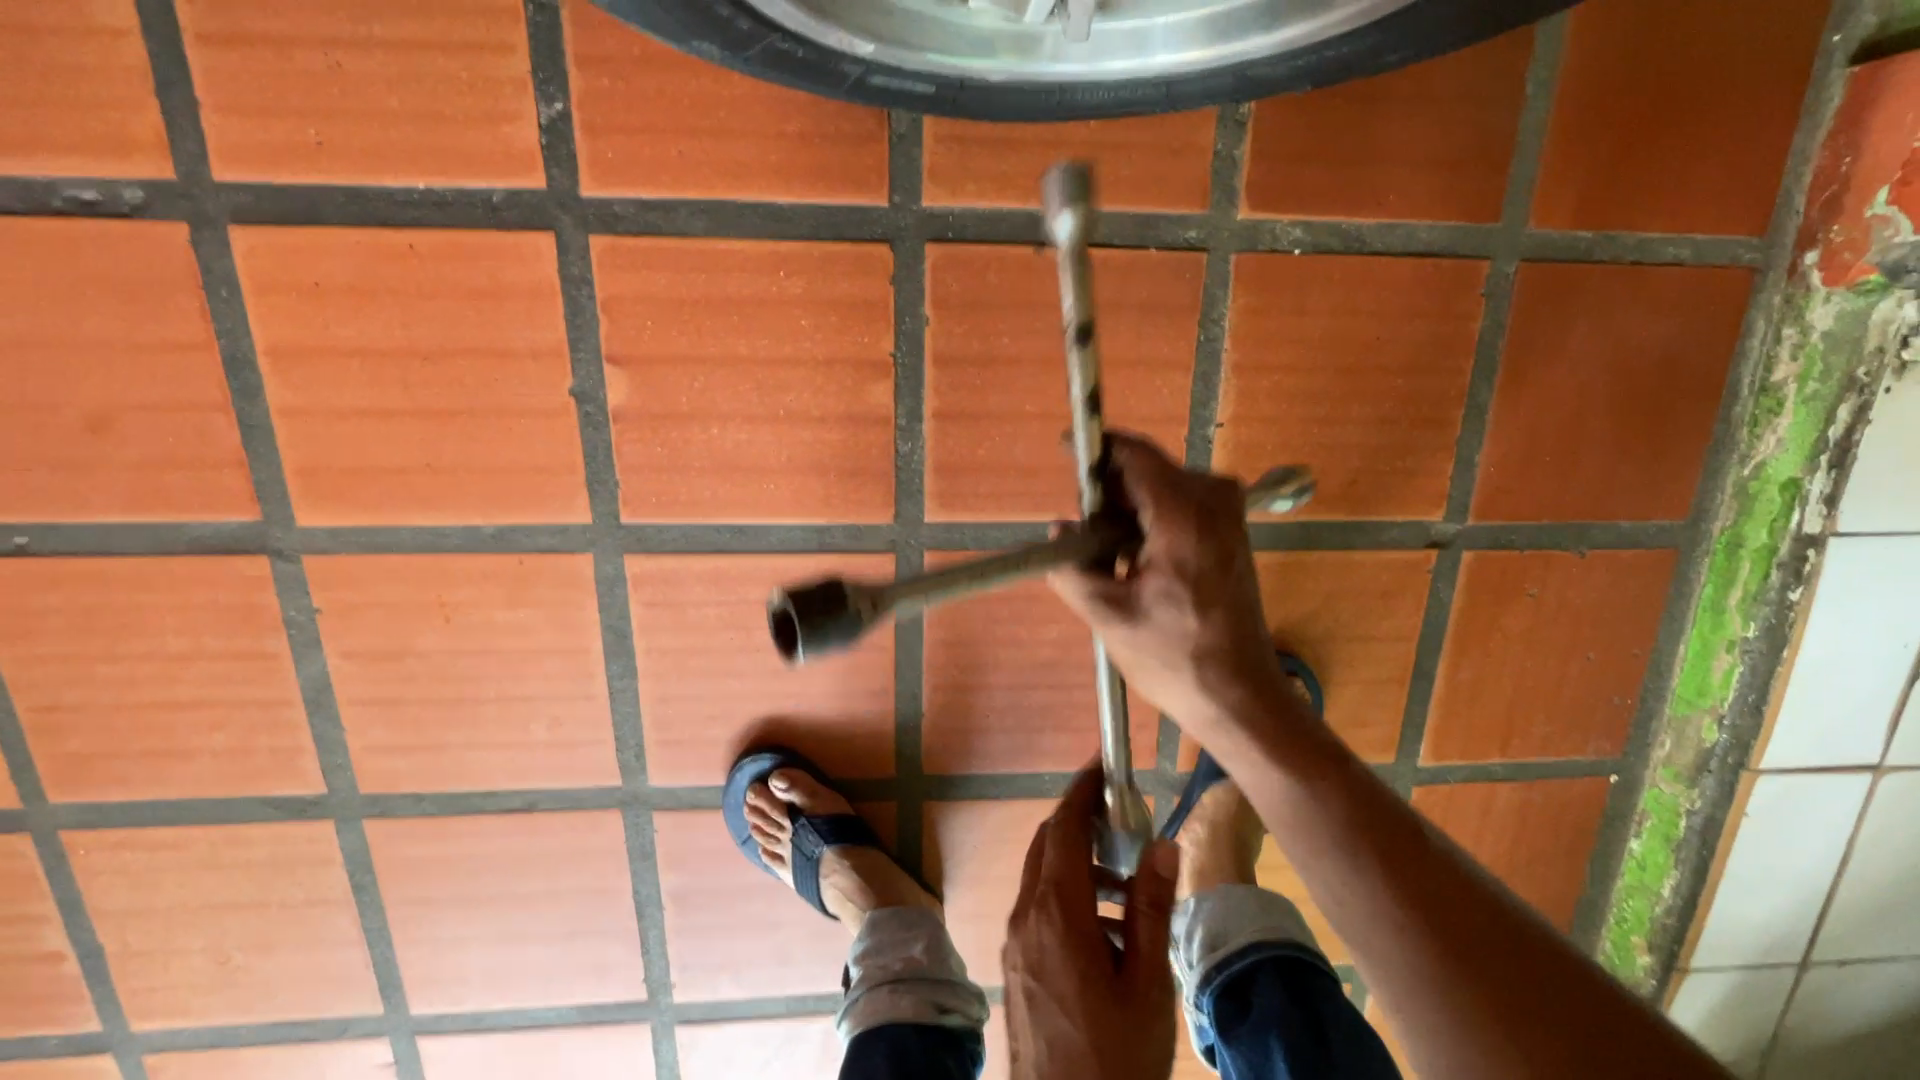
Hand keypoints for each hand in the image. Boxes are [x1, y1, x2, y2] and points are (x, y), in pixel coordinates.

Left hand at [1003, 766, 1179, 1079]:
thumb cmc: (1115, 1055)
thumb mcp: (1146, 983)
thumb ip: (1149, 908)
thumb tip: (1162, 843)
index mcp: (1056, 913)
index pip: (1064, 829)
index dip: (1082, 791)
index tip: (1102, 764)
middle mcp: (1025, 918)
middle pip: (1047, 846)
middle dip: (1081, 823)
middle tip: (1124, 819)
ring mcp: (1014, 943)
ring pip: (1042, 879)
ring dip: (1079, 866)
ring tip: (1130, 889)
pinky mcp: (1015, 967)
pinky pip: (1038, 910)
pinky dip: (1069, 899)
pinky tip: (1107, 935)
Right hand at [1049, 432, 1289, 733]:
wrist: (1239, 695)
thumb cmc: (1173, 658)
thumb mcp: (1109, 615)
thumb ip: (1073, 566)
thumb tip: (1057, 529)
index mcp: (1184, 514)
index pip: (1135, 454)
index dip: (1097, 449)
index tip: (1065, 454)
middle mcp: (1213, 502)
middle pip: (1148, 471)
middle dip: (1108, 492)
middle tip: (1080, 532)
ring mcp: (1228, 517)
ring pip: (1163, 489)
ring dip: (1127, 511)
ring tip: (1101, 555)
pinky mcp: (1231, 535)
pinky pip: (1180, 507)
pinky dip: (1150, 523)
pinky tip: (1130, 562)